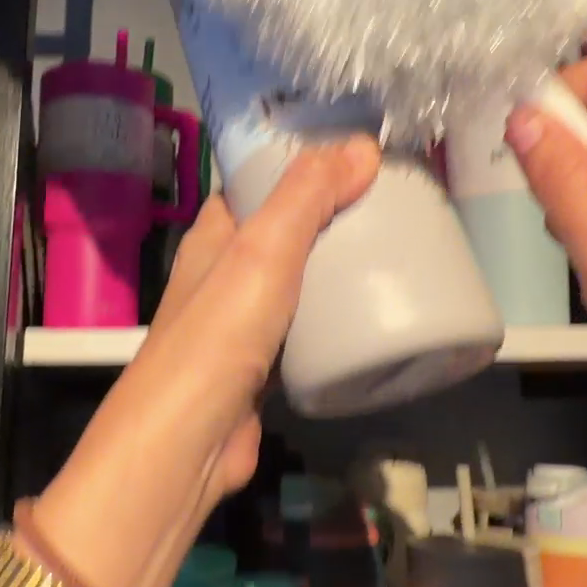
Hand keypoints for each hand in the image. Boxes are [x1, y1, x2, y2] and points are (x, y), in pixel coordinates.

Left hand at [100, 137, 380, 499]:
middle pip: (284, 230)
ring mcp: (242, 322)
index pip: (257, 182)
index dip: (301, 163)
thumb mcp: (264, 249)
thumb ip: (307, 195)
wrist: (190, 440)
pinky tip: (374, 315)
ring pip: (297, 282)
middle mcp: (224, 273)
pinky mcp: (264, 366)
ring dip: (336, 268)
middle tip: (393, 203)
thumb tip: (361, 146)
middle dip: (331, 215)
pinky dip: (334, 319)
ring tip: (395, 249)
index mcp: (214, 234)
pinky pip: (306, 330)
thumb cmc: (220, 333)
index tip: (357, 155)